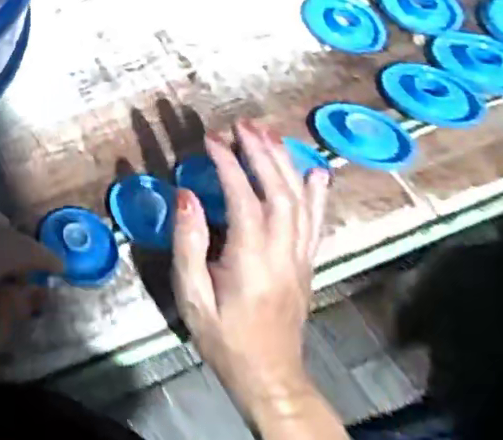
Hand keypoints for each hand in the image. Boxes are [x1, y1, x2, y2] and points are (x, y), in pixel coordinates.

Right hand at [172, 121, 340, 435]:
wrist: (270, 379)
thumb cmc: (223, 337)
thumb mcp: (191, 295)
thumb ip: (188, 243)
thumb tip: (186, 194)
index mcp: (252, 259)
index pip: (245, 198)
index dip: (229, 163)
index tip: (211, 137)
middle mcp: (283, 253)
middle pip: (279, 192)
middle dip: (261, 152)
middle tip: (241, 123)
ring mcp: (300, 258)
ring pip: (301, 202)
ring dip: (284, 163)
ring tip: (267, 133)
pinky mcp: (307, 263)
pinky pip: (316, 222)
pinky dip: (316, 192)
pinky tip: (314, 170)